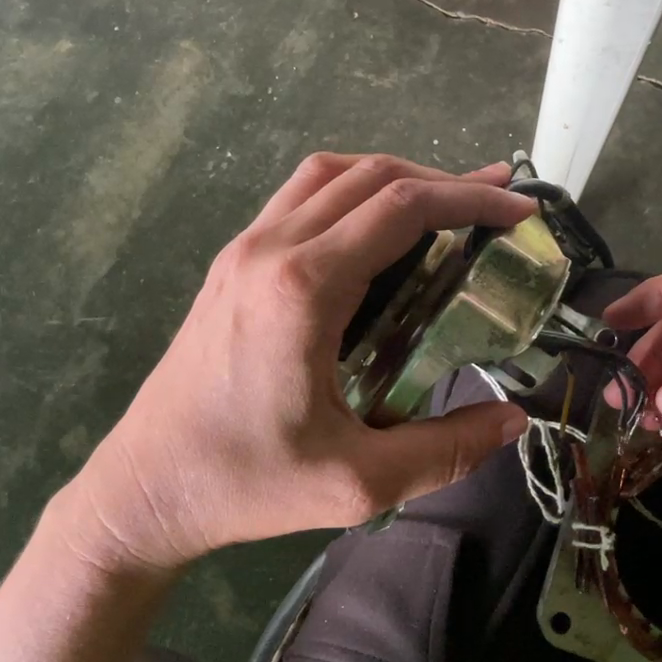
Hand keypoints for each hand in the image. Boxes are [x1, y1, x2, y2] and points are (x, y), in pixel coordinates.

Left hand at [59, 154, 534, 574]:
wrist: (143, 488)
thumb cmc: (245, 484)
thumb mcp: (357, 482)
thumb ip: (445, 450)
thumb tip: (512, 420)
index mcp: (304, 289)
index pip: (402, 207)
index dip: (470, 199)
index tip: (518, 211)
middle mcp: (271, 248)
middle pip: (370, 175)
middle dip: (443, 180)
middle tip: (496, 202)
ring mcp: (244, 249)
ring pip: (329, 174)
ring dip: (394, 177)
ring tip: (443, 206)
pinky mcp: (232, 263)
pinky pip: (300, 197)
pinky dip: (352, 193)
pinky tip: (376, 233)